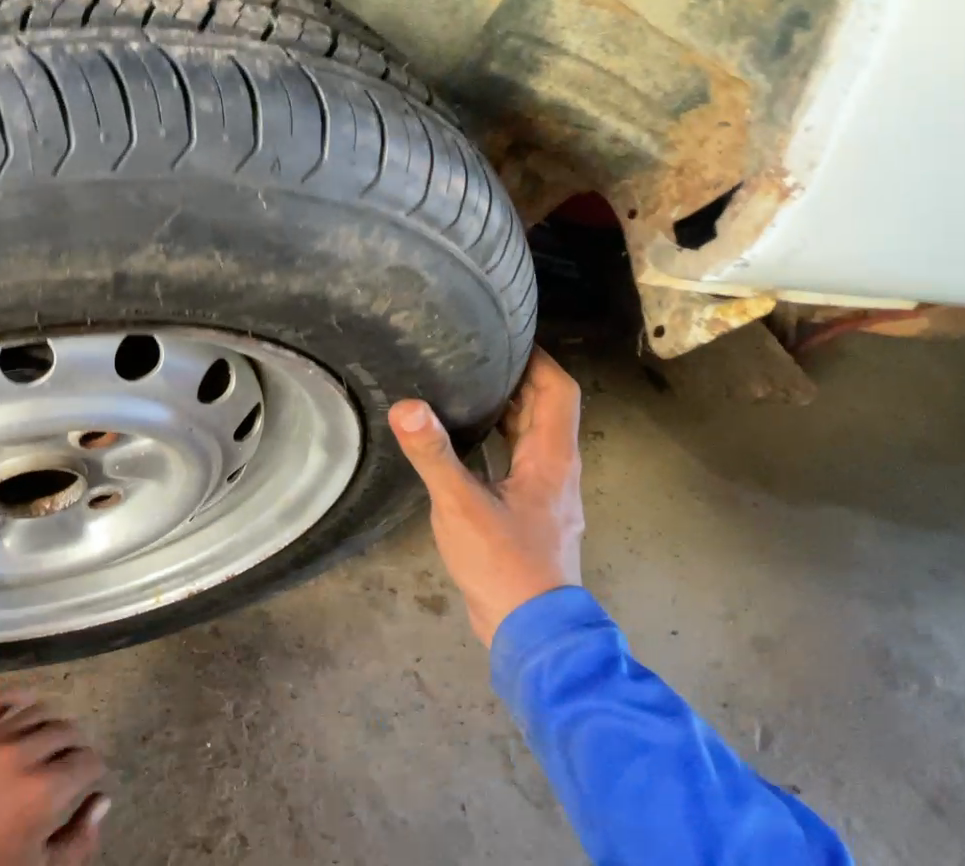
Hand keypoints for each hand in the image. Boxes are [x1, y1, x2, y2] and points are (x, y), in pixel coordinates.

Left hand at [0, 691, 109, 865]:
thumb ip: (80, 839)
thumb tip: (101, 801)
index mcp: (46, 790)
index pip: (86, 762)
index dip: (95, 767)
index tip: (92, 773)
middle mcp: (22, 754)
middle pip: (64, 732)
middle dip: (77, 743)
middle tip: (74, 755)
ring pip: (35, 712)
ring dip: (51, 721)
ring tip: (52, 733)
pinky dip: (17, 696)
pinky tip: (28, 700)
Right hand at [388, 348, 585, 645]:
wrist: (530, 629)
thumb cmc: (504, 563)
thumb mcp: (460, 505)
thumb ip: (433, 455)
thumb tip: (406, 406)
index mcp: (551, 460)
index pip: (558, 393)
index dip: (539, 360)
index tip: (508, 335)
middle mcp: (555, 471)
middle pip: (545, 412)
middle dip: (515, 380)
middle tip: (472, 355)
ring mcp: (543, 495)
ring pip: (530, 438)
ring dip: (505, 411)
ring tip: (462, 388)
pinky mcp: (527, 514)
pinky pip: (515, 462)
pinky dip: (495, 442)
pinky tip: (462, 444)